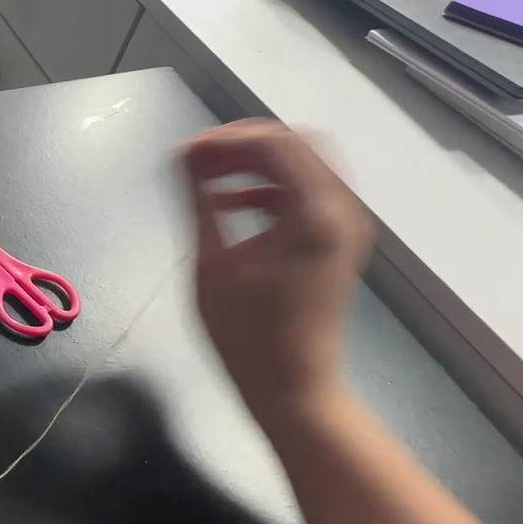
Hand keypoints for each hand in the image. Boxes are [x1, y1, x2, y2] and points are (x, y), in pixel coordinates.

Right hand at [181, 120, 372, 422]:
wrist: (291, 384)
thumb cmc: (245, 331)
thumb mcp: (211, 263)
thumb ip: (198, 202)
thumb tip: (182, 156)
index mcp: (315, 214)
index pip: (278, 144)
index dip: (225, 138)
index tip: (180, 153)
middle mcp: (341, 211)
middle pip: (298, 145)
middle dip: (241, 144)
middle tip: (195, 160)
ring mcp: (342, 226)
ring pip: (301, 166)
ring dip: (251, 164)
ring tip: (204, 179)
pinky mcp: (332, 240)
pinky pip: (301, 193)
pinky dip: (263, 188)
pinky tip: (225, 206)